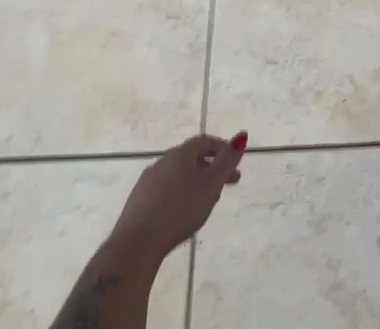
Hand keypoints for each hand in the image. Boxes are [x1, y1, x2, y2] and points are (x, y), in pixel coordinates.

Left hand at [106, 133, 247, 262]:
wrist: (137, 243)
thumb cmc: (180, 210)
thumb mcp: (211, 185)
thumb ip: (227, 161)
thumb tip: (242, 135)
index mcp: (180, 155)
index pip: (204, 141)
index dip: (222, 149)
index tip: (235, 163)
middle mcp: (162, 162)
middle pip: (191, 158)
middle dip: (212, 168)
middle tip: (229, 183)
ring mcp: (148, 181)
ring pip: (179, 175)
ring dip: (197, 181)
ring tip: (208, 200)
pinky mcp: (139, 200)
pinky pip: (166, 189)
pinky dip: (181, 193)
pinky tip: (184, 212)